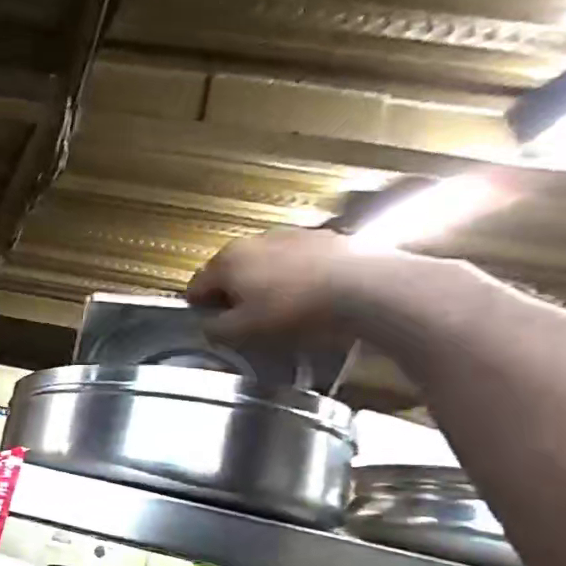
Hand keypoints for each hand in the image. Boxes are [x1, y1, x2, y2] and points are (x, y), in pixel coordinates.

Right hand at [186, 228, 402, 342]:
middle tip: (251, 317)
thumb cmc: (293, 310)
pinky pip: (299, 258)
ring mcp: (293, 234)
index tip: (217, 325)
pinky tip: (314, 292)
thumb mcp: (241, 332)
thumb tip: (208, 324)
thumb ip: (213, 328)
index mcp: (226, 260)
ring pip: (265, 262)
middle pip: (230, 271)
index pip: (195, 287)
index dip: (201, 309)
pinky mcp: (328, 236)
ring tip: (286, 305)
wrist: (370, 288)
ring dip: (266, 281)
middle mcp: (254, 240)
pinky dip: (298, 273)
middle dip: (234, 292)